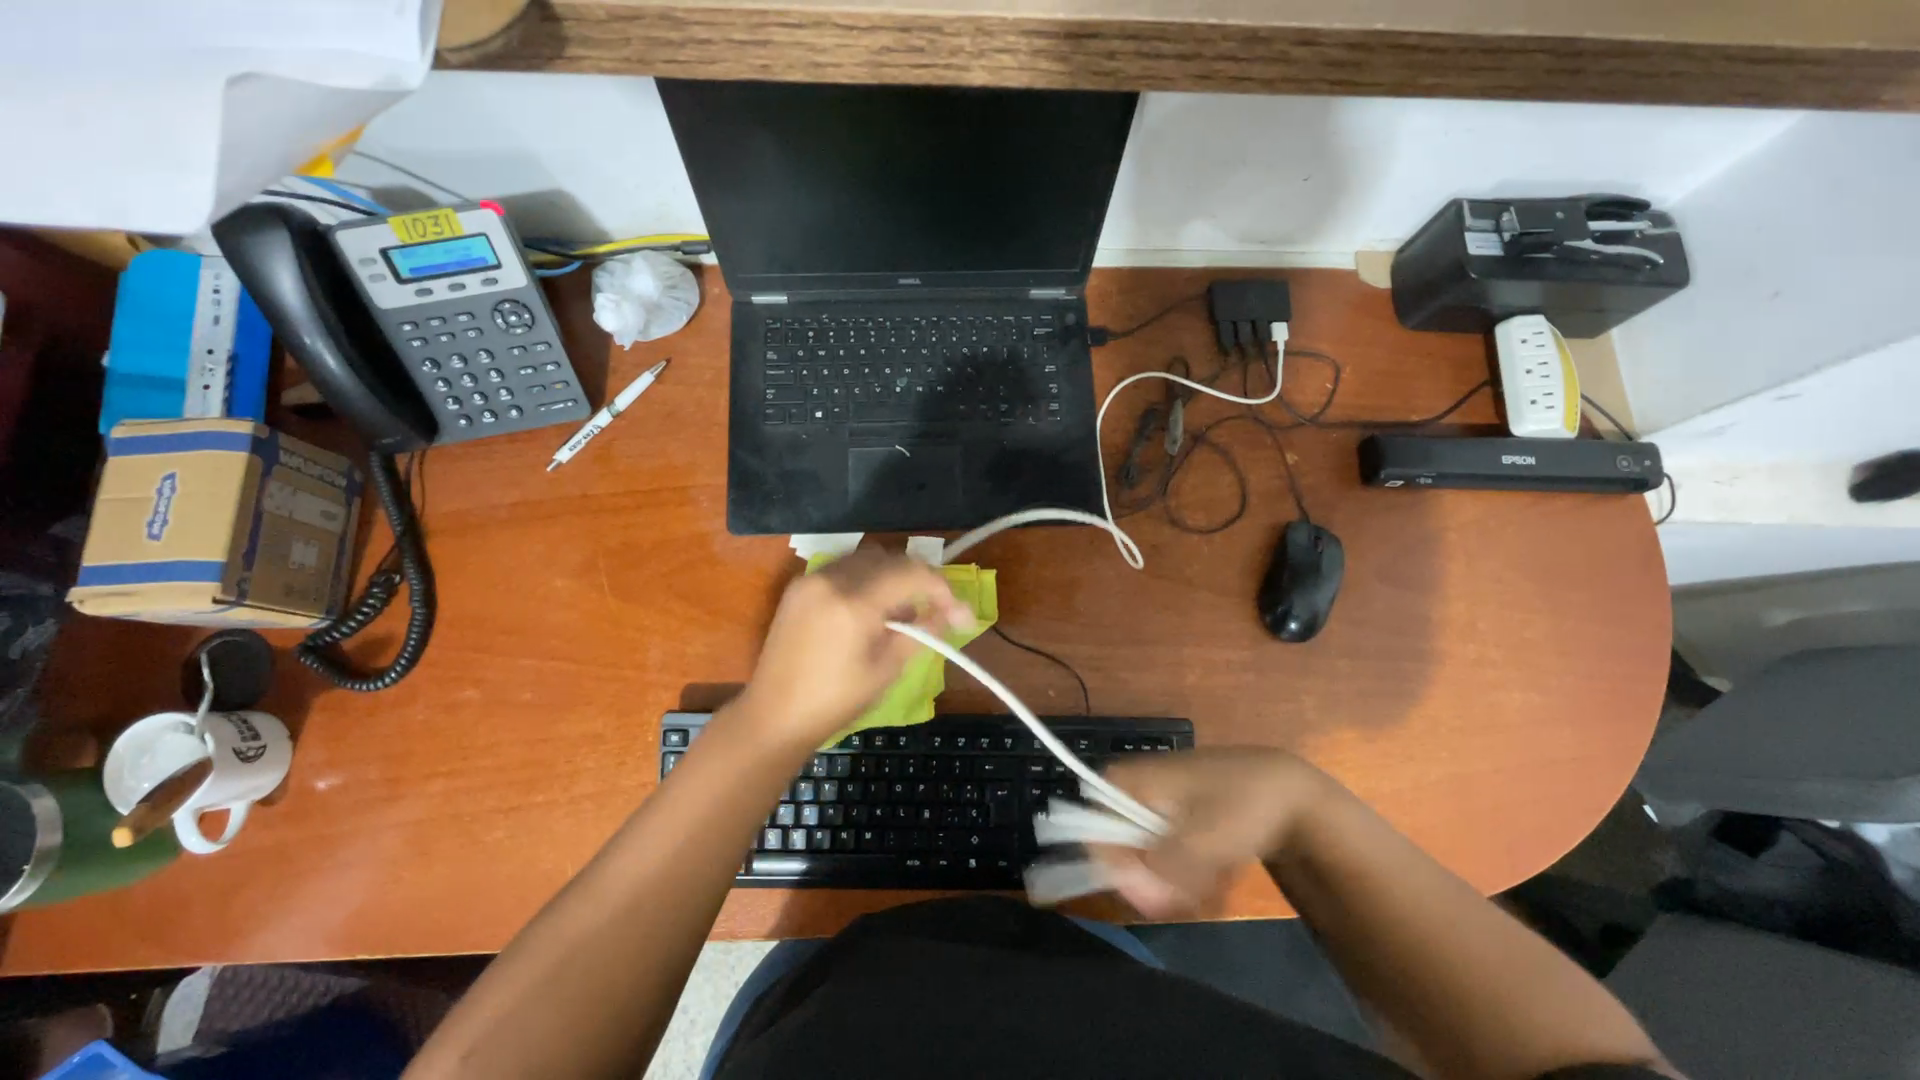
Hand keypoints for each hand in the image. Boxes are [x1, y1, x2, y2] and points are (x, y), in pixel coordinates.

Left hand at [732, 550, 971, 749]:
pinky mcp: (798, 587)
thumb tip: (950, 613)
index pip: (912, 573)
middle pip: (890, 559)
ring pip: (866, 558)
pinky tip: (870, 610)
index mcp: (854, 603)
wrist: (774, 715)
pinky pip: (842, 569)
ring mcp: (810, 579)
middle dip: (918, 580)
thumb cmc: (835, 701)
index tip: (959, 614)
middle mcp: (831, 580)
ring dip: (891, 576)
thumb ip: (921, 632)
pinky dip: (865, 579)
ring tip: (901, 613)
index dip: (942, 589)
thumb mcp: (887, 669)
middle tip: (933, 612)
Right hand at [1090, 749, 1338, 917]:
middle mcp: (1134, 786)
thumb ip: (1164, 869)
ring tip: (1207, 888)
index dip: (1116, 869)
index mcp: (1128, 779)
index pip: (1095, 831)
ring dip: (1171, 880)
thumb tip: (1141, 897)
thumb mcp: (1203, 840)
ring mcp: (1157, 801)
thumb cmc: (1244, 805)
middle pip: (1120, 847)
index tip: (1149, 895)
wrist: (1292, 789)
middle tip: (1184, 898)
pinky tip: (1213, 878)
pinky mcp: (1179, 816)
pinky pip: (1166, 852)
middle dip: (1150, 879)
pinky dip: (1185, 871)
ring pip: (1145, 855)